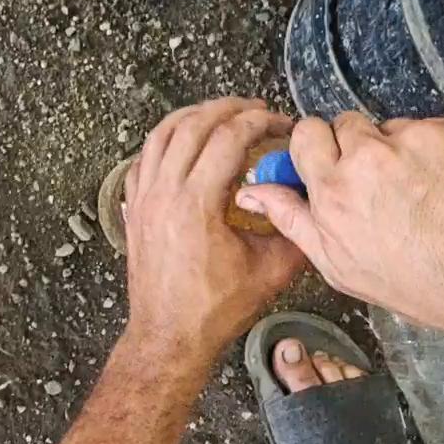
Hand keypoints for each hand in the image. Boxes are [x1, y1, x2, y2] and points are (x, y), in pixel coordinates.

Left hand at [124, 98, 305, 363]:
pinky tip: (183, 141)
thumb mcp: (269, 272)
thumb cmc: (215, 309)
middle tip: (255, 108)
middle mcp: (163, 193)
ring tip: (220, 112)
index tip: (280, 123)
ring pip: (161, 135)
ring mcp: (143, 198)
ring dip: (192, 116)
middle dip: (227, 109)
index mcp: (195, 205)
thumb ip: (293, 230)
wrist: (168, 335)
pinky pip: (143, 158)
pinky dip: (164, 139)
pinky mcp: (133, 208)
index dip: (258, 122)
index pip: (227, 139)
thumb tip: (310, 197)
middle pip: (192, 126)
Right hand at [234, 114, 443, 342]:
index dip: (318, 148)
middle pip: (346, 123)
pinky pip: (432, 129)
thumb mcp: (340, 264)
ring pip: (391, 127)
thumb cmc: (419, 283)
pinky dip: (436, 151)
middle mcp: (372, 155)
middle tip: (378, 185)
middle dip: (356, 148)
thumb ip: (291, 218)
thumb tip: (250, 191)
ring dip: (398, 150)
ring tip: (422, 192)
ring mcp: (419, 139)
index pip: (306, 131)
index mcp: (336, 188)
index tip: (330, 164)